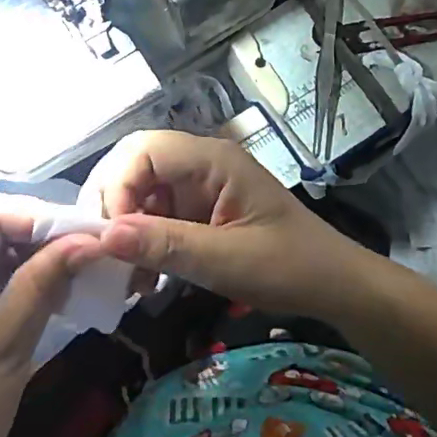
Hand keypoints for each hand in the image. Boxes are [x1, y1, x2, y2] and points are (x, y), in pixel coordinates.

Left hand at [0, 205, 102, 436]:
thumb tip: (88, 239)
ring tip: (74, 264)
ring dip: (31, 251)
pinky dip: (16, 271)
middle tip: (86, 247)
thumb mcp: (4, 347)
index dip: (38, 218)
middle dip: (37, 232)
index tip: (87, 233)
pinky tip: (49, 283)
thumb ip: (41, 284)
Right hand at [83, 131, 381, 321]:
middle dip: (111, 202)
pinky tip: (141, 275)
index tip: (112, 236)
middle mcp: (199, 164)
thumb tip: (104, 236)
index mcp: (212, 160)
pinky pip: (153, 213)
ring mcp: (196, 185)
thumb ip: (166, 245)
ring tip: (121, 271)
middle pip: (134, 163)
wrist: (334, 285)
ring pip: (138, 190)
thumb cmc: (290, 266)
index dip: (118, 186)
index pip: (143, 150)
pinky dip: (139, 241)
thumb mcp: (227, 261)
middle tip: (102, 248)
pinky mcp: (196, 209)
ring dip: (122, 227)